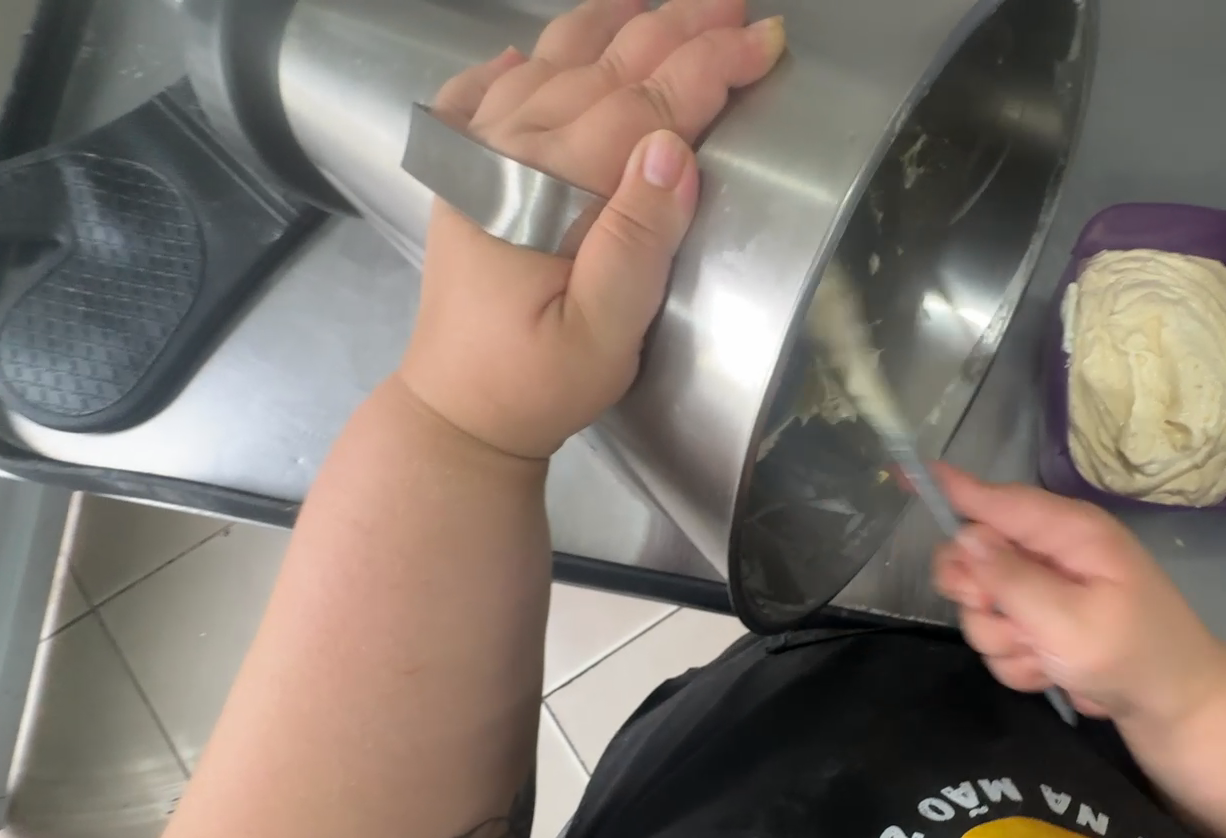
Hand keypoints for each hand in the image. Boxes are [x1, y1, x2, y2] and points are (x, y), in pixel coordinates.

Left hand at [400, 0, 786, 460]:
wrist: (459, 408)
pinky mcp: (464, 170)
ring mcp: (478, 151)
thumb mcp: (604, 334)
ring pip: (554, 60)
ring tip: (664, 3)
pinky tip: (533, 49)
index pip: (644, 105)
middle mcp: (507, 147)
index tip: (766, 43)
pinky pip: (490, 87)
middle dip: (680, 30)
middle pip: (606, 66)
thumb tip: (674, 151)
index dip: (709, 69)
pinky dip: (522, 58)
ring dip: (617, 24)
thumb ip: (637, 242)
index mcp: (547, 185)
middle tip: (738, 10)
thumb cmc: (539, 382)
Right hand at [931, 465, 1225, 728]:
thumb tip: (964, 536)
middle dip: (980, 597)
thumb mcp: (1071, 621)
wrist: (1167, 705)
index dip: (949, 489)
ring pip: (976, 607)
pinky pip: (992, 637)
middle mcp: (1046, 553)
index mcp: (1065, 533)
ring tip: (1047, 656)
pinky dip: (1016, 661)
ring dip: (1005, 640)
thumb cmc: (1132, 654)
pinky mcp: (1031, 623)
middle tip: (1006, 620)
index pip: (994, 501)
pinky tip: (1048, 669)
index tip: (904, 475)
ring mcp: (1037, 590)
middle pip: (970, 558)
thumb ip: (1013, 580)